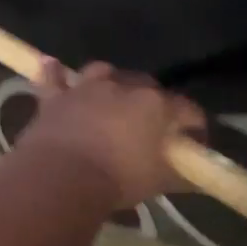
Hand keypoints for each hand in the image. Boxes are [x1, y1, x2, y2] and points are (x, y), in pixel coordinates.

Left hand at [12, 60, 205, 207]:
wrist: (61, 175)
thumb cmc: (118, 178)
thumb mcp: (160, 181)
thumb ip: (180, 173)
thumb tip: (192, 176)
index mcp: (155, 105)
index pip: (187, 109)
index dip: (194, 126)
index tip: (192, 143)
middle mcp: (120, 87)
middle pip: (145, 84)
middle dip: (152, 99)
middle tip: (150, 123)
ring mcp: (84, 89)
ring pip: (101, 71)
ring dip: (109, 80)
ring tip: (111, 95)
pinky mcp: (54, 97)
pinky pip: (52, 77)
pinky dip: (53, 72)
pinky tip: (52, 64)